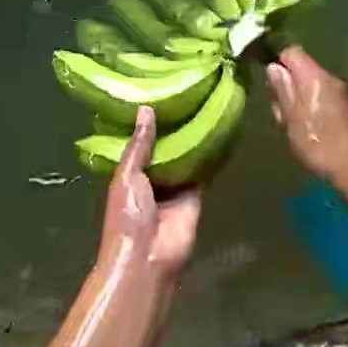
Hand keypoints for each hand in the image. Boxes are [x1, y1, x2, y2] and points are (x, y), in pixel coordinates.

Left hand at [103, 106, 201, 275]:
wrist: (150, 254)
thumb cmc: (128, 215)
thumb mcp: (126, 176)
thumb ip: (138, 145)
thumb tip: (145, 108)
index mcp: (129, 174)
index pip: (139, 142)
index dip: (146, 122)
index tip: (156, 93)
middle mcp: (153, 176)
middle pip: (165, 146)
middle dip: (173, 126)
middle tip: (187, 92)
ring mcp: (176, 184)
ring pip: (186, 154)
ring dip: (193, 136)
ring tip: (205, 102)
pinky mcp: (197, 190)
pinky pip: (205, 167)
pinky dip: (212, 152)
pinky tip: (221, 128)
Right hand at [265, 47, 347, 188]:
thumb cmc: (320, 145)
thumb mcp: (292, 120)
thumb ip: (283, 91)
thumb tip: (274, 67)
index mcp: (316, 77)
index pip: (292, 52)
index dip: (276, 60)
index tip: (265, 79)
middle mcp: (331, 78)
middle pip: (302, 69)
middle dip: (286, 85)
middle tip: (279, 112)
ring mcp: (341, 92)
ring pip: (310, 85)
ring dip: (297, 99)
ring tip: (291, 126)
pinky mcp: (345, 106)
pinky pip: (321, 97)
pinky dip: (309, 108)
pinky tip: (307, 131)